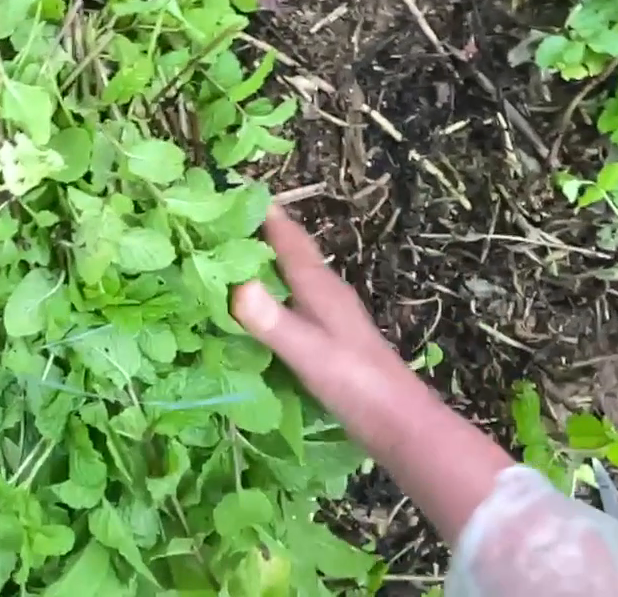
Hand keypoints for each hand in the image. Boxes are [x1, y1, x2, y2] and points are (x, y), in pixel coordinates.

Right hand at [230, 203, 401, 413]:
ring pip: (290, 273)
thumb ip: (272, 320)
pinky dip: (269, 289)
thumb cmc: (356, 384)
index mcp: (318, 285)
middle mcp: (325, 290)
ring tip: (226, 255)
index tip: (227, 190)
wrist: (403, 427)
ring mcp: (329, 313)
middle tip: (214, 220)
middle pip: (288, 249)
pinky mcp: (329, 336)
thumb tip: (236, 284)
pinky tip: (253, 305)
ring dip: (263, 259)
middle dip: (256, 231)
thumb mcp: (307, 351)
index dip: (261, 211)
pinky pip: (291, 297)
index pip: (286, 236)